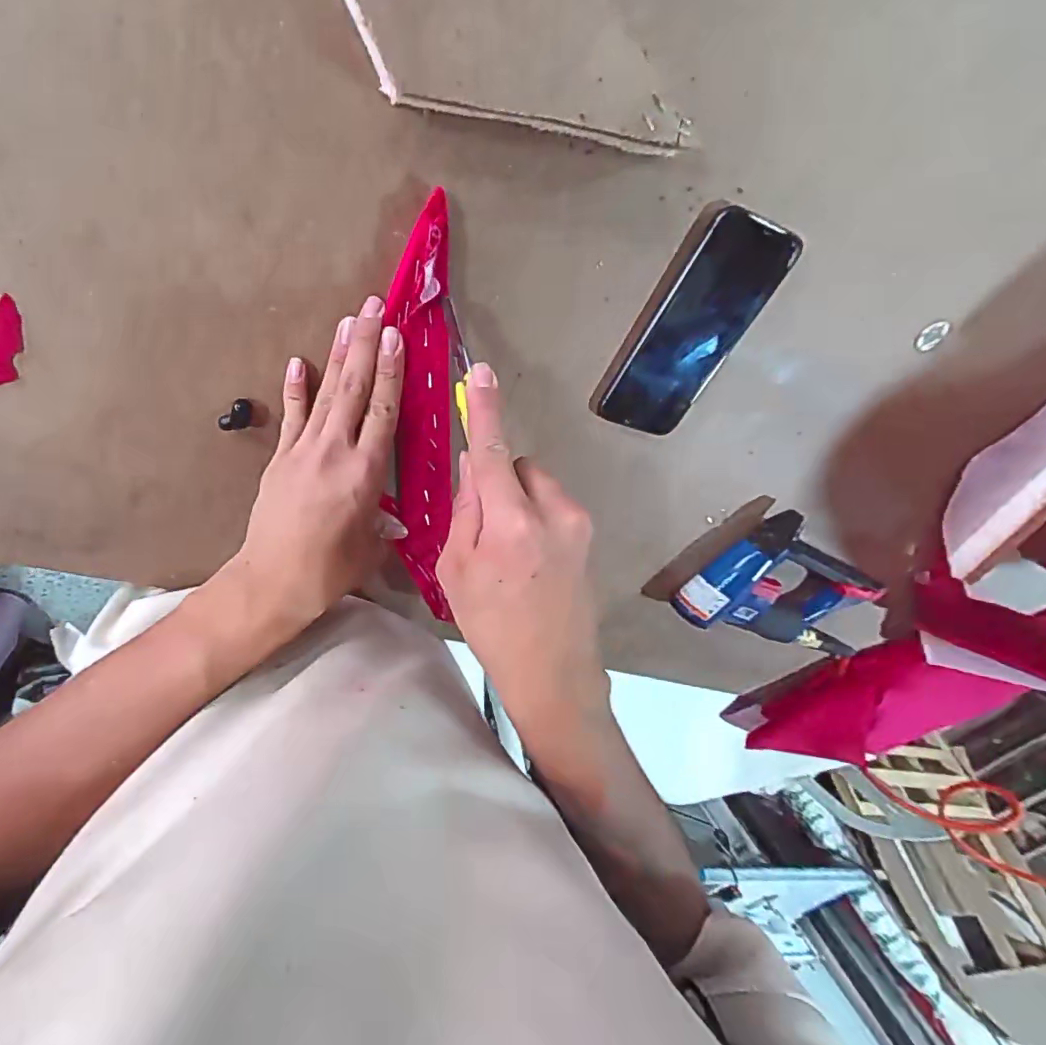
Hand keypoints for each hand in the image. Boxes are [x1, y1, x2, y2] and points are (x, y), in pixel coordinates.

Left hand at [217, 295, 403, 632]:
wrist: (273, 580)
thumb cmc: (328, 571)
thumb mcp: (368, 550)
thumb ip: (383, 528)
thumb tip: (394, 522)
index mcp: (365, 473)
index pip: (383, 410)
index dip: (390, 370)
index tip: (394, 335)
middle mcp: (335, 452)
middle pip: (354, 388)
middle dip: (365, 344)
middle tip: (373, 307)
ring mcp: (303, 452)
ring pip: (325, 394)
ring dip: (337, 355)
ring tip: (347, 321)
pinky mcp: (279, 459)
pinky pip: (290, 417)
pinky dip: (295, 389)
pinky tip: (297, 363)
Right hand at [438, 363, 607, 748]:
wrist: (552, 672)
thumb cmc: (491, 625)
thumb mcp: (456, 570)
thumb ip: (465, 513)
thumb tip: (474, 471)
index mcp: (511, 523)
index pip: (493, 453)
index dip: (485, 410)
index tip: (481, 372)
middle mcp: (554, 512)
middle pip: (517, 467)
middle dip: (495, 481)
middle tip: (477, 528)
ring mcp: (578, 523)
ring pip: (534, 486)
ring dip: (514, 501)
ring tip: (503, 552)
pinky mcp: (589, 536)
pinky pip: (550, 505)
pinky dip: (530, 517)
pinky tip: (525, 560)